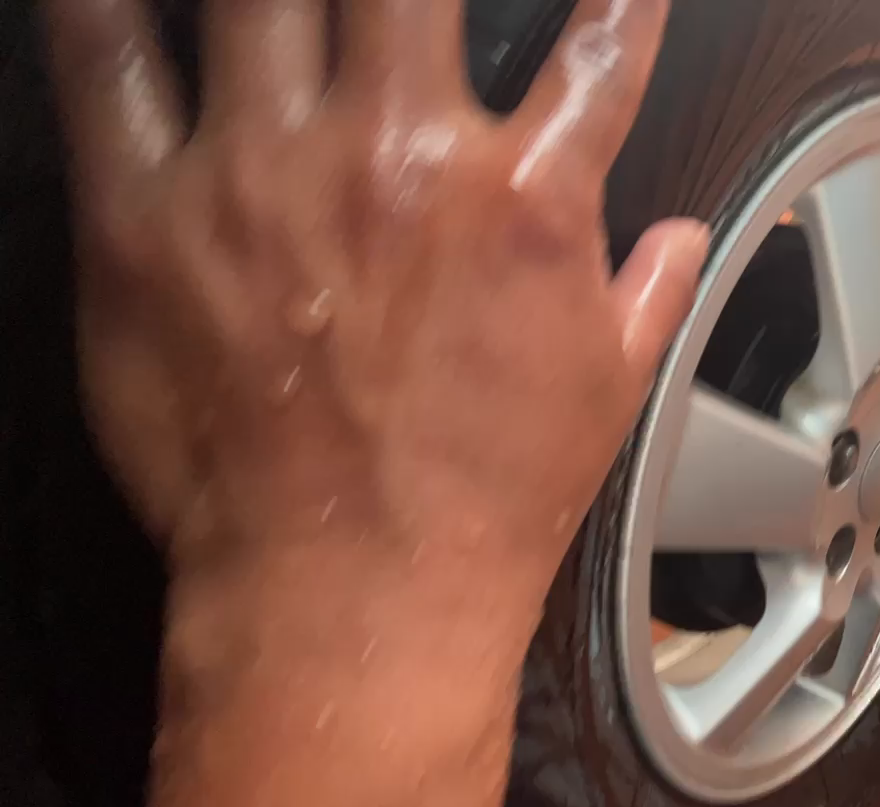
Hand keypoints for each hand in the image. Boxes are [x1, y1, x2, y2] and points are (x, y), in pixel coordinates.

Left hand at [42, 0, 706, 611]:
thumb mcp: (614, 389)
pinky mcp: (144, 214)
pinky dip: (103, 3)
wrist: (369, 576)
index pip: (599, 61)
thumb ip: (653, 291)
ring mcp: (264, 173)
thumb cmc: (504, 483)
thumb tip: (684, 238)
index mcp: (529, 210)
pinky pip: (95, 51)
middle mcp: (402, 163)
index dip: (621, 7)